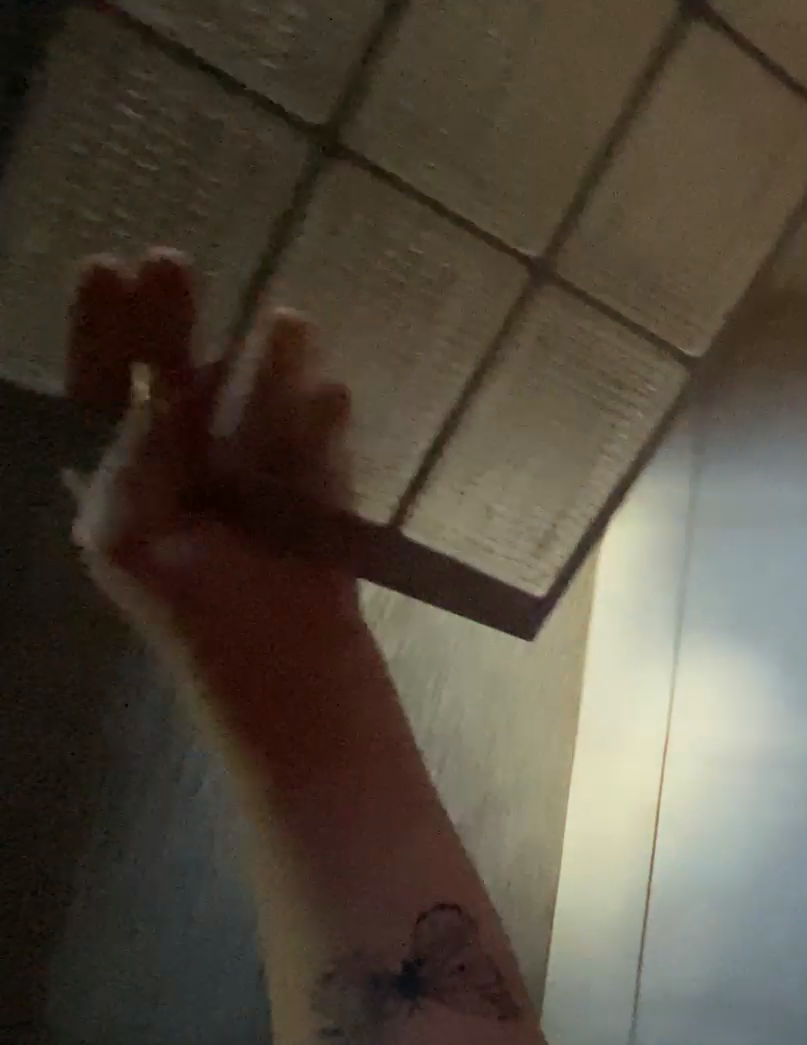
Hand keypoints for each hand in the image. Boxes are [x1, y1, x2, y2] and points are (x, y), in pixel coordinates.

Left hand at [67, 248, 360, 664]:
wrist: (283, 652)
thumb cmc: (191, 606)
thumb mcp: (127, 534)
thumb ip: (133, 459)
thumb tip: (154, 383)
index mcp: (123, 469)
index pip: (105, 383)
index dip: (103, 326)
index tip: (109, 266)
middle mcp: (189, 457)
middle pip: (180, 375)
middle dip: (177, 320)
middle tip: (177, 261)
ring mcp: (260, 469)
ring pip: (258, 401)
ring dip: (270, 361)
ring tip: (287, 318)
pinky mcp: (318, 486)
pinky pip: (320, 442)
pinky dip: (326, 419)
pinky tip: (334, 393)